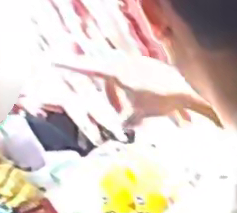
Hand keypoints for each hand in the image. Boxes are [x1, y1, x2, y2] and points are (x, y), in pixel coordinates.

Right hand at [53, 54, 220, 127]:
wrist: (186, 89)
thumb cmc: (160, 100)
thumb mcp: (140, 114)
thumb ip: (127, 120)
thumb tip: (120, 128)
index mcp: (116, 71)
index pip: (88, 68)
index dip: (69, 65)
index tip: (51, 60)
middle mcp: (123, 62)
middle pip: (108, 78)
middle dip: (113, 96)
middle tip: (120, 113)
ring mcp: (137, 62)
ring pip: (125, 81)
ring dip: (130, 99)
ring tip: (141, 113)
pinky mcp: (150, 66)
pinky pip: (140, 82)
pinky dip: (144, 97)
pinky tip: (155, 107)